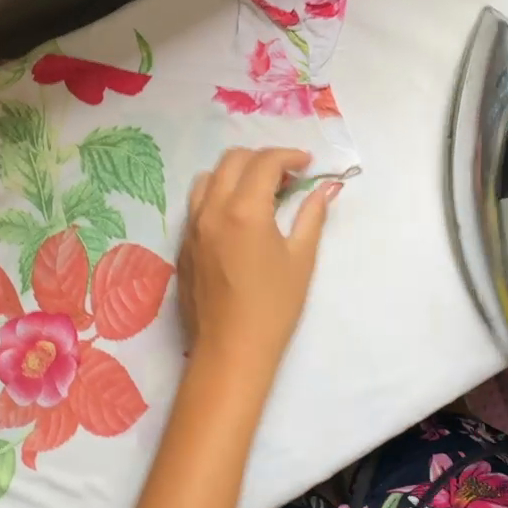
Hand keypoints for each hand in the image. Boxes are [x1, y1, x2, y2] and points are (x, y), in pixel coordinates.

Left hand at [180, 147, 340, 376]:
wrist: (230, 352)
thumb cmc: (273, 307)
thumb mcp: (301, 259)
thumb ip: (312, 216)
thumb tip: (324, 189)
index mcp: (244, 209)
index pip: (265, 162)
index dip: (289, 156)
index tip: (307, 164)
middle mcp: (212, 208)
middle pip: (233, 159)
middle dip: (262, 159)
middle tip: (287, 177)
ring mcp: (192, 226)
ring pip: (208, 177)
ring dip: (235, 172)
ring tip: (259, 192)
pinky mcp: (183, 243)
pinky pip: (197, 203)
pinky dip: (218, 194)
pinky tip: (237, 217)